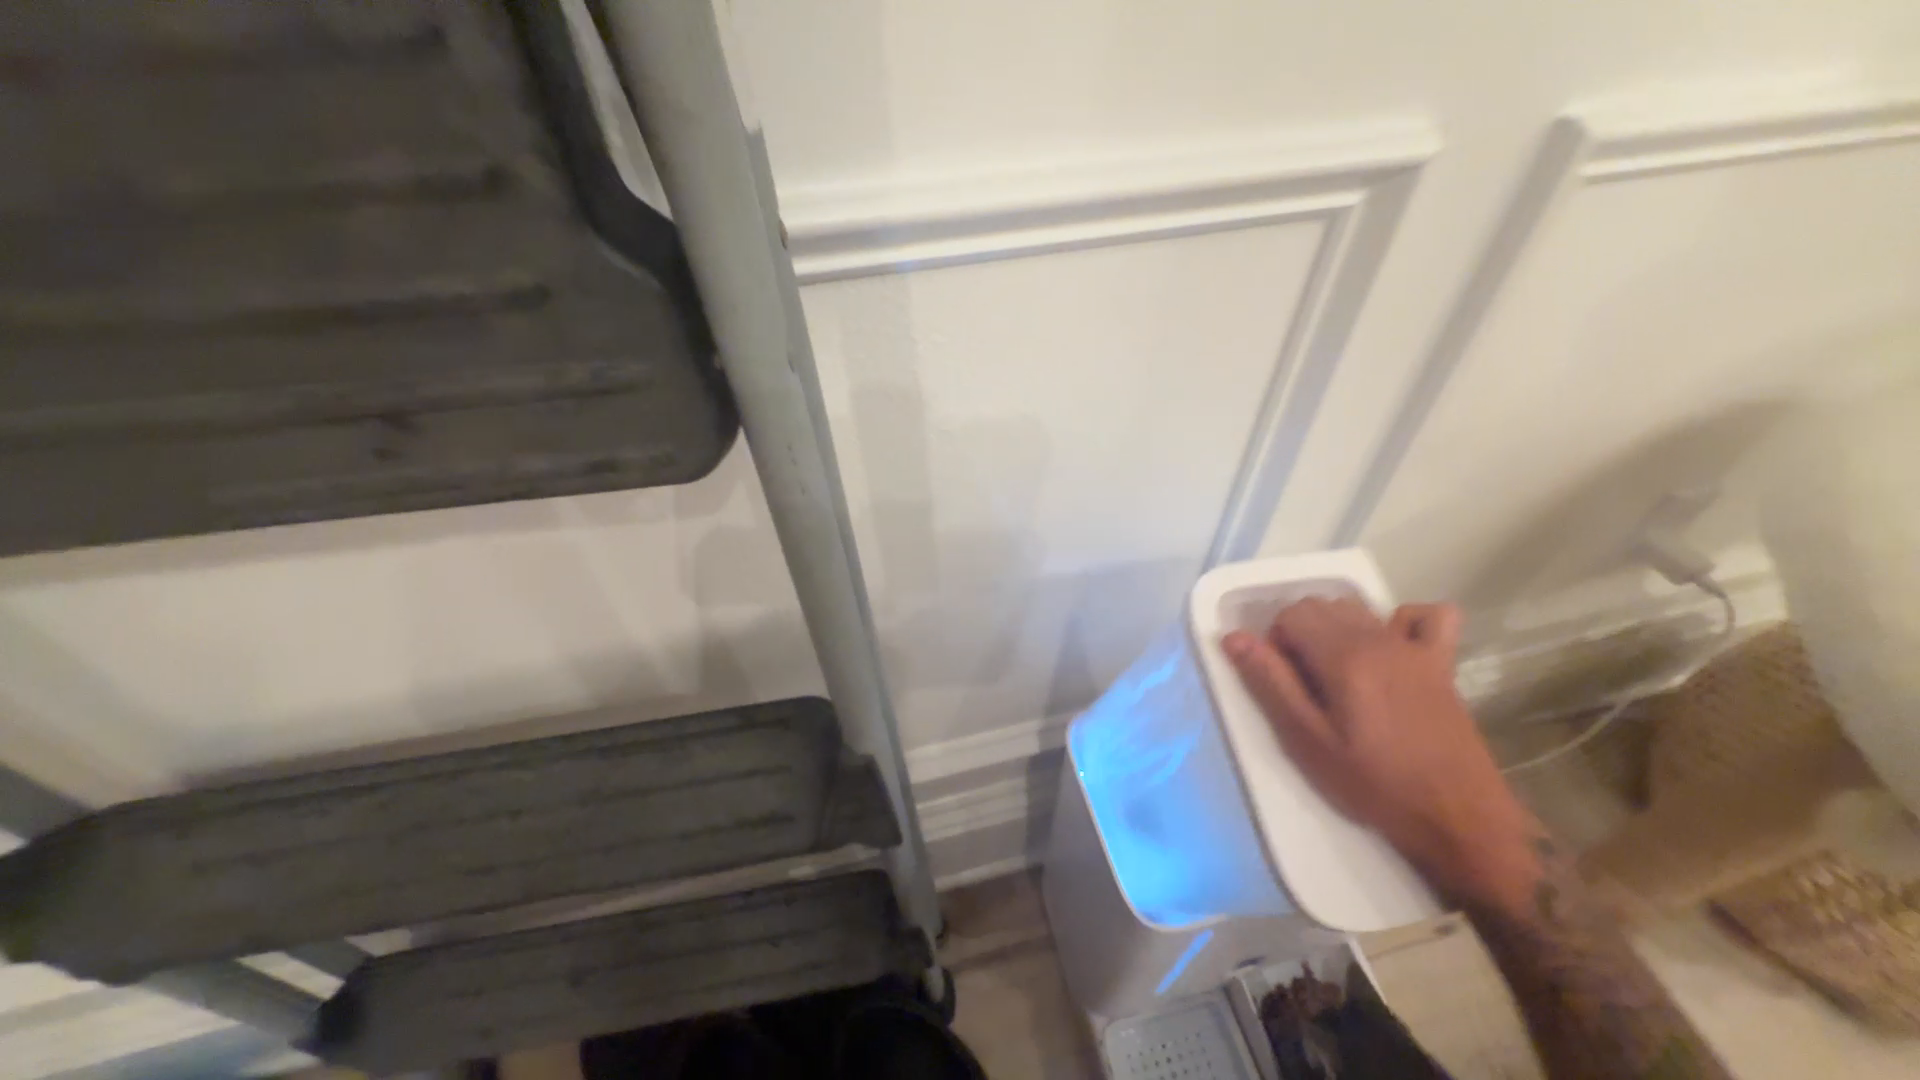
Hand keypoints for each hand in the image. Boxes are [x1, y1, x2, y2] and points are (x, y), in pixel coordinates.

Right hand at [1222, 597, 1540, 909]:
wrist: (1456, 817)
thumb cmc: (1373, 785)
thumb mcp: (1307, 742)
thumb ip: (1271, 684)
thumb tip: (1234, 638)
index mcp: (1345, 657)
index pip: (1292, 615)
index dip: (1275, 643)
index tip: (1283, 684)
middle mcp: (1380, 639)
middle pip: (1323, 605)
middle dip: (1302, 634)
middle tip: (1305, 687)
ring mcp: (1416, 648)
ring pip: (1361, 609)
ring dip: (1338, 628)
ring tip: (1339, 677)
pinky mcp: (1442, 664)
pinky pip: (1427, 616)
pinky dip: (1402, 622)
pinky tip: (1392, 650)